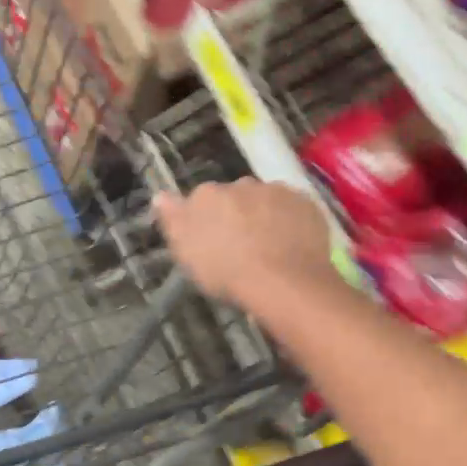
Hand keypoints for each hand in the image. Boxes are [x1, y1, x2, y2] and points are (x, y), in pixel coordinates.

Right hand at [154, 180, 341, 307]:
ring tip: (266, 247)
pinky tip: (288, 245)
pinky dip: (289, 221)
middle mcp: (241, 184)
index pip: (199, 200)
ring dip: (262, 215)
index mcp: (207, 195)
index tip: (208, 242)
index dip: (203, 221)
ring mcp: (277, 191)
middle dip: (235, 214)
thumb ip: (172, 220)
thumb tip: (159, 195)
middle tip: (237, 246)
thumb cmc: (225, 271)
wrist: (282, 281)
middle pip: (234, 197)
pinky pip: (292, 208)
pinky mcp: (307, 203)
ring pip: (264, 200)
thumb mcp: (186, 252)